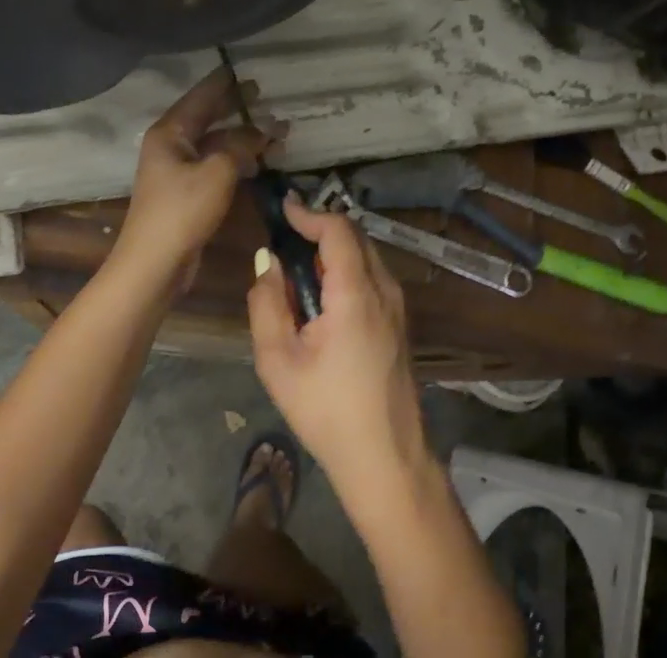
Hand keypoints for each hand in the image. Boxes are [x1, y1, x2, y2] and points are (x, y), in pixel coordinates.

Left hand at [115, 68, 283, 283]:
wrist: (154, 263)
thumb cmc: (182, 211)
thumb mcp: (217, 173)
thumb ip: (241, 146)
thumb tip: (263, 131)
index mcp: (170, 132)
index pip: (202, 95)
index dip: (224, 82)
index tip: (246, 69)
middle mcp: (171, 145)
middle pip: (208, 118)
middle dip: (237, 108)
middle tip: (264, 96)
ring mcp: (177, 170)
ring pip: (214, 144)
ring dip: (242, 138)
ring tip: (275, 132)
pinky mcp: (186, 193)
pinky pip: (215, 165)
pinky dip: (237, 160)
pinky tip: (259, 162)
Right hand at [247, 198, 428, 488]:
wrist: (385, 457)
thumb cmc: (326, 411)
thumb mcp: (277, 360)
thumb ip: (266, 304)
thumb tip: (267, 264)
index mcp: (356, 294)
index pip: (338, 230)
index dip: (308, 214)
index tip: (281, 210)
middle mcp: (384, 291)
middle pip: (355, 238)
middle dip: (318, 231)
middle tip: (282, 242)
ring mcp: (398, 308)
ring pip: (366, 257)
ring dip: (332, 253)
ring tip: (295, 274)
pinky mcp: (399, 324)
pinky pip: (372, 279)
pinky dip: (345, 272)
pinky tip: (320, 300)